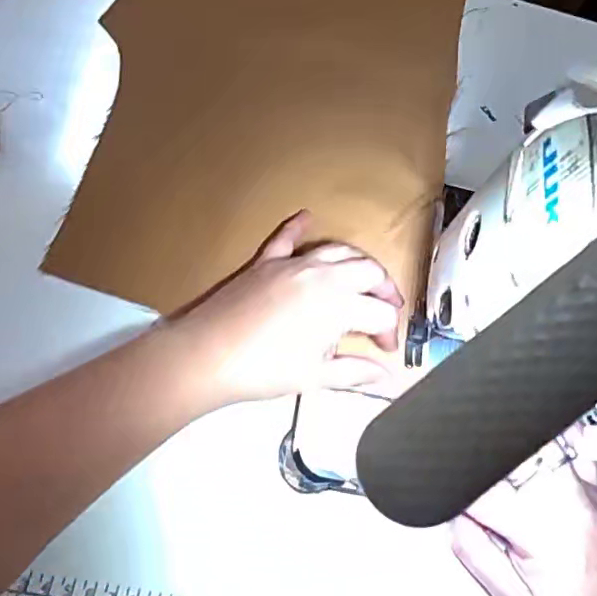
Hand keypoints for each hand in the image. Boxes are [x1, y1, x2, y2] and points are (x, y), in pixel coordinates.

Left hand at [164, 210, 404, 405]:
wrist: (207, 355)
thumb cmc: (259, 369)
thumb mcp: (315, 377)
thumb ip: (354, 372)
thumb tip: (381, 375)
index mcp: (339, 305)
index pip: (380, 313)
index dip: (389, 333)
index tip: (383, 348)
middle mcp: (320, 276)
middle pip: (368, 272)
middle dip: (384, 289)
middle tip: (386, 309)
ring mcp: (290, 266)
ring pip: (336, 250)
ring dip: (356, 262)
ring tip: (364, 278)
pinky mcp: (263, 264)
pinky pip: (285, 239)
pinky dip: (297, 228)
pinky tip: (305, 218)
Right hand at [449, 427, 596, 595]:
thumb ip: (476, 552)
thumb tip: (453, 515)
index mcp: (548, 534)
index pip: (482, 492)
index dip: (453, 493)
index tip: (439, 495)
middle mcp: (570, 503)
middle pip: (507, 458)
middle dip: (476, 467)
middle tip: (463, 488)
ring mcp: (586, 490)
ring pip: (535, 442)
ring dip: (503, 451)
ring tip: (488, 468)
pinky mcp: (594, 487)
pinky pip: (571, 441)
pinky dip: (545, 437)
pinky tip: (525, 445)